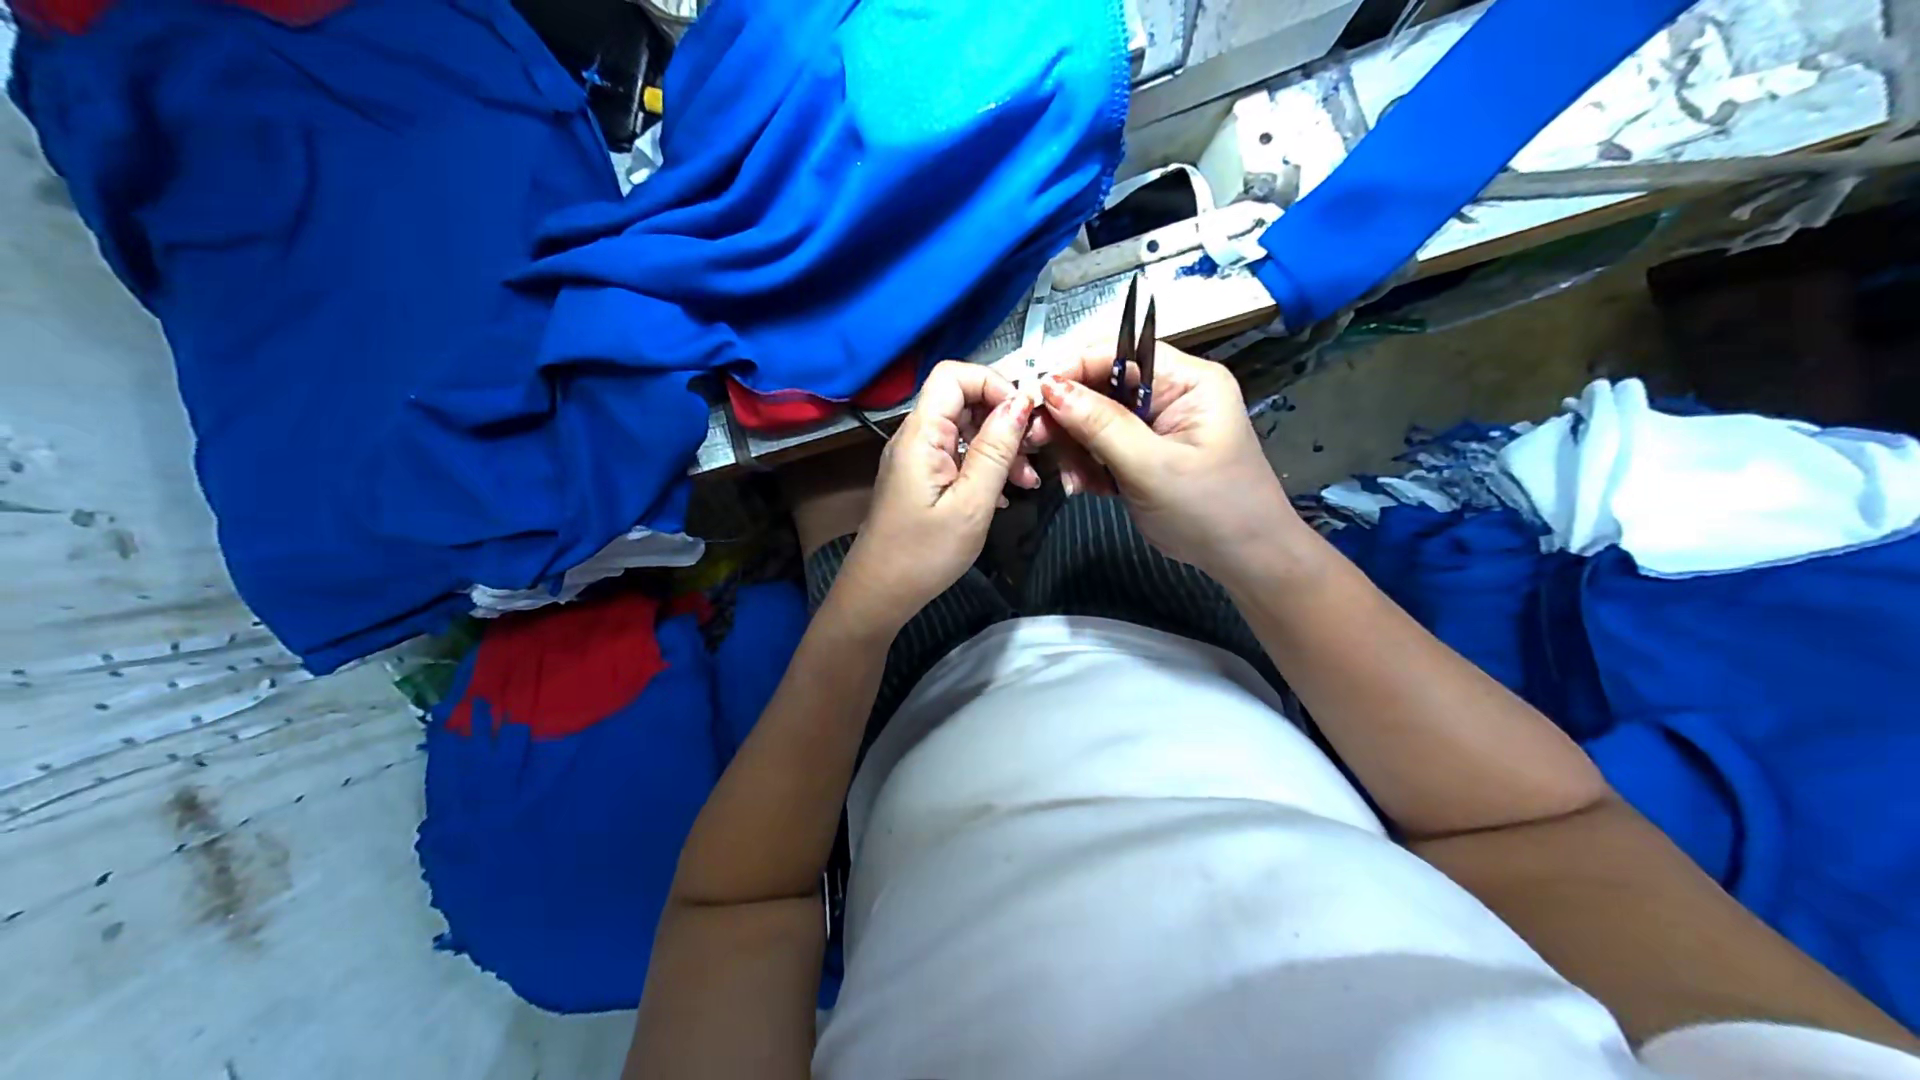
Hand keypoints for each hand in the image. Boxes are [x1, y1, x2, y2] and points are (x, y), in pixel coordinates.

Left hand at [827, 361, 1037, 633]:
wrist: (881, 593)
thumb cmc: (924, 554)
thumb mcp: (971, 504)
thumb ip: (996, 450)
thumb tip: (1021, 402)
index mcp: (921, 435)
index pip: (953, 375)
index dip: (993, 383)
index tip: (1025, 415)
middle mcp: (915, 437)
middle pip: (962, 400)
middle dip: (1003, 418)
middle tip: (1034, 452)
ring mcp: (918, 458)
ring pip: (965, 429)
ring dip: (1000, 446)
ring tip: (1027, 481)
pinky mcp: (922, 477)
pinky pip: (958, 455)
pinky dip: (985, 465)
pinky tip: (1005, 492)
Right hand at [1029, 343, 1304, 582]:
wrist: (1246, 560)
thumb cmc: (1210, 510)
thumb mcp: (1151, 467)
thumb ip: (1100, 424)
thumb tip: (1049, 387)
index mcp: (1187, 380)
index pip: (1118, 353)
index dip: (1072, 370)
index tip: (1035, 400)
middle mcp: (1170, 393)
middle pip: (1100, 386)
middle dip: (1069, 418)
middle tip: (1040, 446)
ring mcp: (1156, 424)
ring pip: (1094, 419)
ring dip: (1075, 449)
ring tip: (1075, 482)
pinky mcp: (1144, 453)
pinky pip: (1101, 446)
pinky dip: (1087, 466)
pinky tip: (1087, 489)